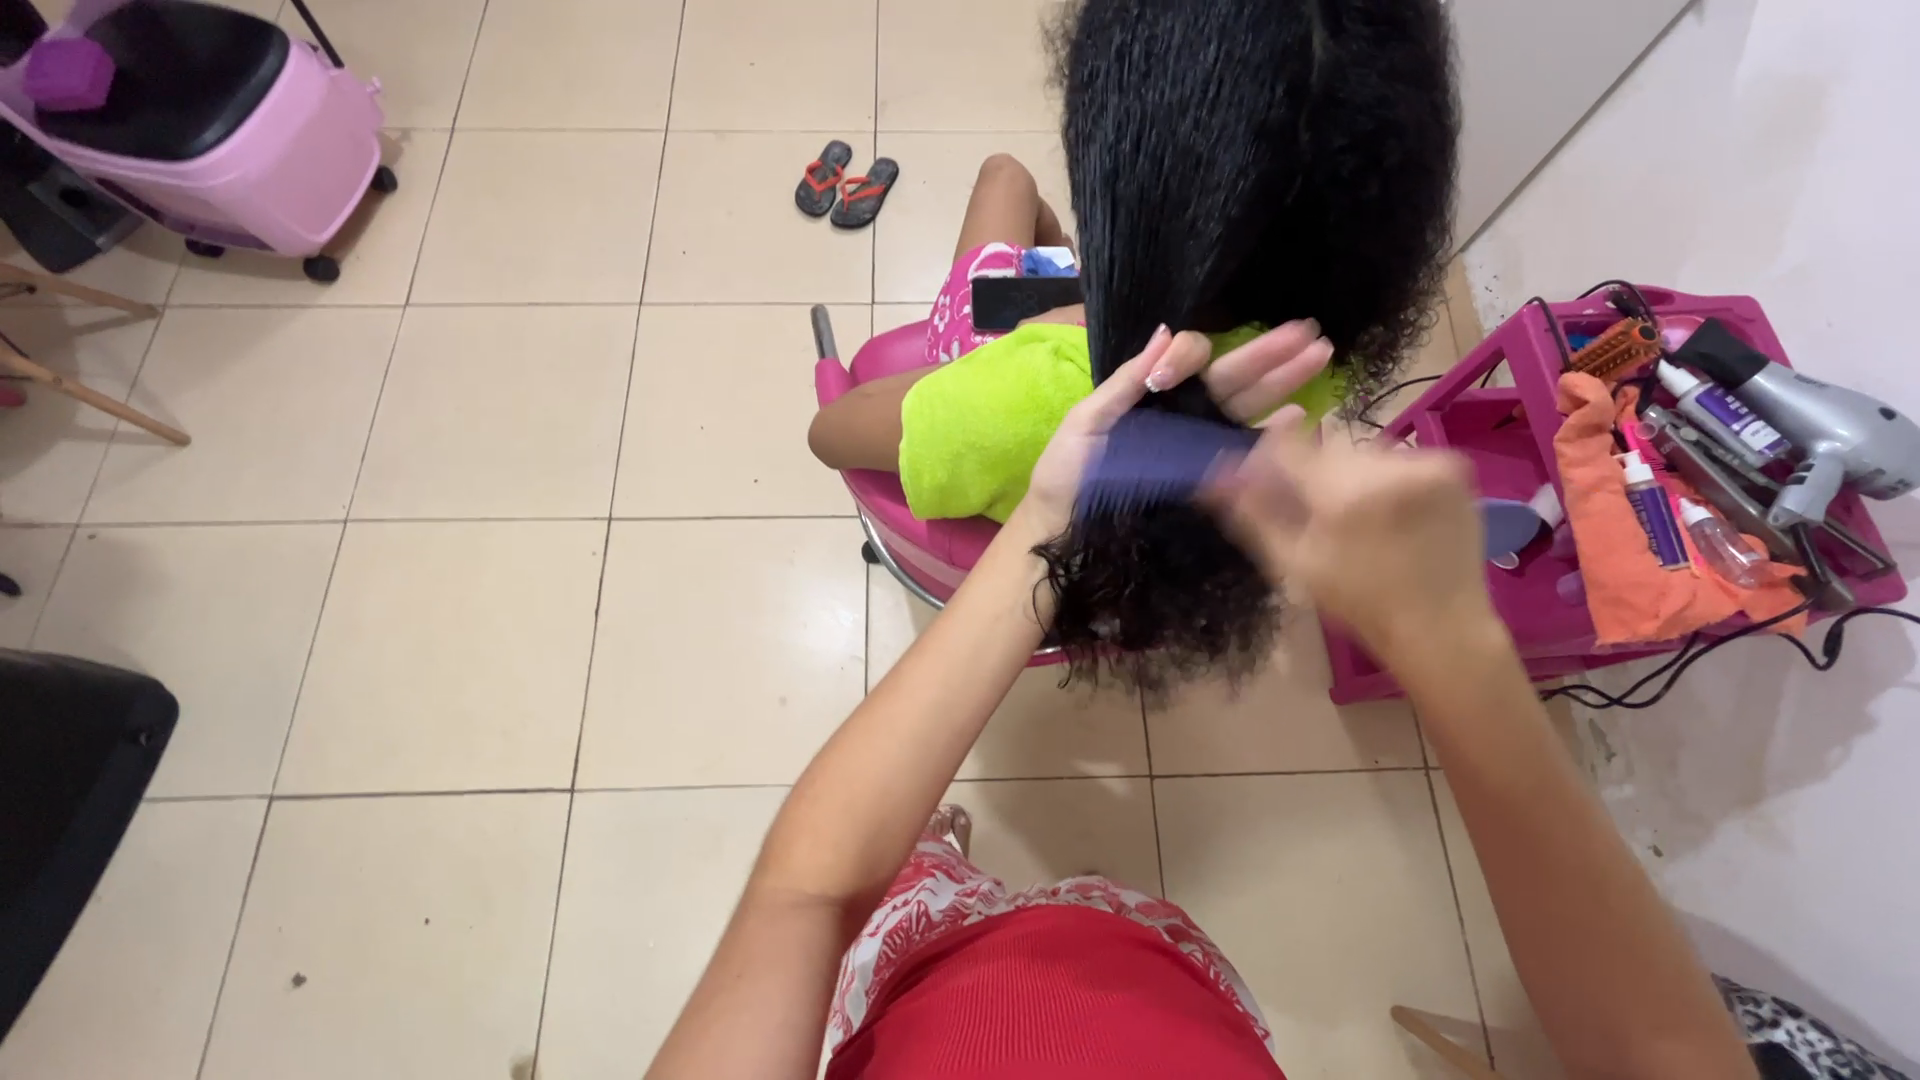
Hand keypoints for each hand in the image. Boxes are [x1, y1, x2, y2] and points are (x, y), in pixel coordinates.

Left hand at [1023, 322, 1331, 526]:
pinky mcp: (1207, 477)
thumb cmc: (1068, 471)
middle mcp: (1183, 413)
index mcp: (1154, 392)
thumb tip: (1165, 331)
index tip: (1170, 374)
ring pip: (1247, 405)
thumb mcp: (1087, 421)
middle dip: (1268, 353)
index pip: (1189, 359)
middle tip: (1308, 331)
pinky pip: (1244, 452)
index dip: (1190, 355)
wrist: (1063, 527)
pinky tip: (1299, 417)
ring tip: (1319, 355)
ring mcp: (1198, 444)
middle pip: (1231, 377)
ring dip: (1284, 381)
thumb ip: (1124, 382)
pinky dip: (1273, 436)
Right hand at [1207, 431, 1498, 667]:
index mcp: (1345, 496)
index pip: (1291, 447)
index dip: (1269, 453)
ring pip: (1362, 453)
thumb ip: (1251, 513)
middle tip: (1312, 510)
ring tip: (1353, 516)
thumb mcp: (1292, 563)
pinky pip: (1398, 458)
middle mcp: (1389, 468)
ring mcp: (1428, 465)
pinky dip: (1384, 478)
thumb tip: (1213, 475)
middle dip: (1312, 473)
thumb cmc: (1358, 602)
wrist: (1440, 626)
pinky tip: (1387, 512)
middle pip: (1327, 450)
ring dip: (1348, 475)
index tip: (1261, 470)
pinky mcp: (1454, 468)